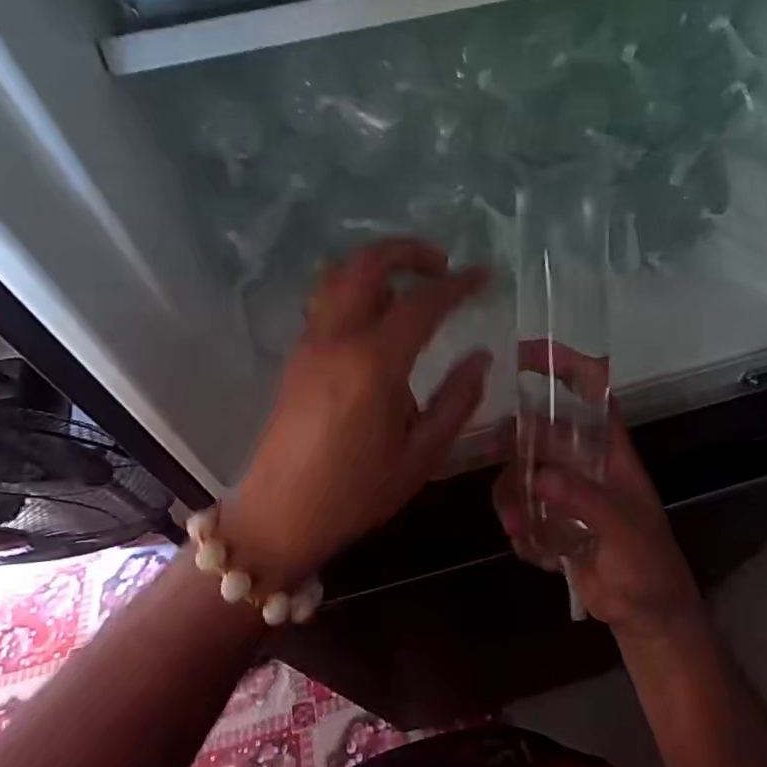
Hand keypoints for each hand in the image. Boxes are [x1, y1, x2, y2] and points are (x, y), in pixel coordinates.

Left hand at [223, 238, 490, 585]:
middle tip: (441, 265)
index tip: (484, 275)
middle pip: (366, 264)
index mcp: (374, 362)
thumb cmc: (358, 492)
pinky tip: (377, 320)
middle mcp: (336, 339)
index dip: (458, 283)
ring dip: (376, 267)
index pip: (422, 302)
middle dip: (407, 251)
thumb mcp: (423, 455)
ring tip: (410, 287)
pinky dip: (354, 290)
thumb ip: (457, 400)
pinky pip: (325, 302)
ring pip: (339, 277)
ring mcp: (309, 344)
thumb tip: (480, 357)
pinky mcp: (296, 358)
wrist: (282, 515)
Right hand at [494, 342, 704, 638]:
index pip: (592, 393)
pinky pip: (519, 509)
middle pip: (538, 431)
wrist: (647, 615)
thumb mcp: (625, 532)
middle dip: (516, 448)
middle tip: (506, 468)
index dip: (564, 365)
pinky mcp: (550, 521)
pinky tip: (536, 553)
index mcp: (610, 452)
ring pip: (520, 473)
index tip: (524, 354)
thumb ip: (585, 501)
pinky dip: (519, 529)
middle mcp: (583, 464)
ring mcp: (564, 493)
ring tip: (520, 530)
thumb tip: (539, 475)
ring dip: (512, 499)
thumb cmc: (648, 567)